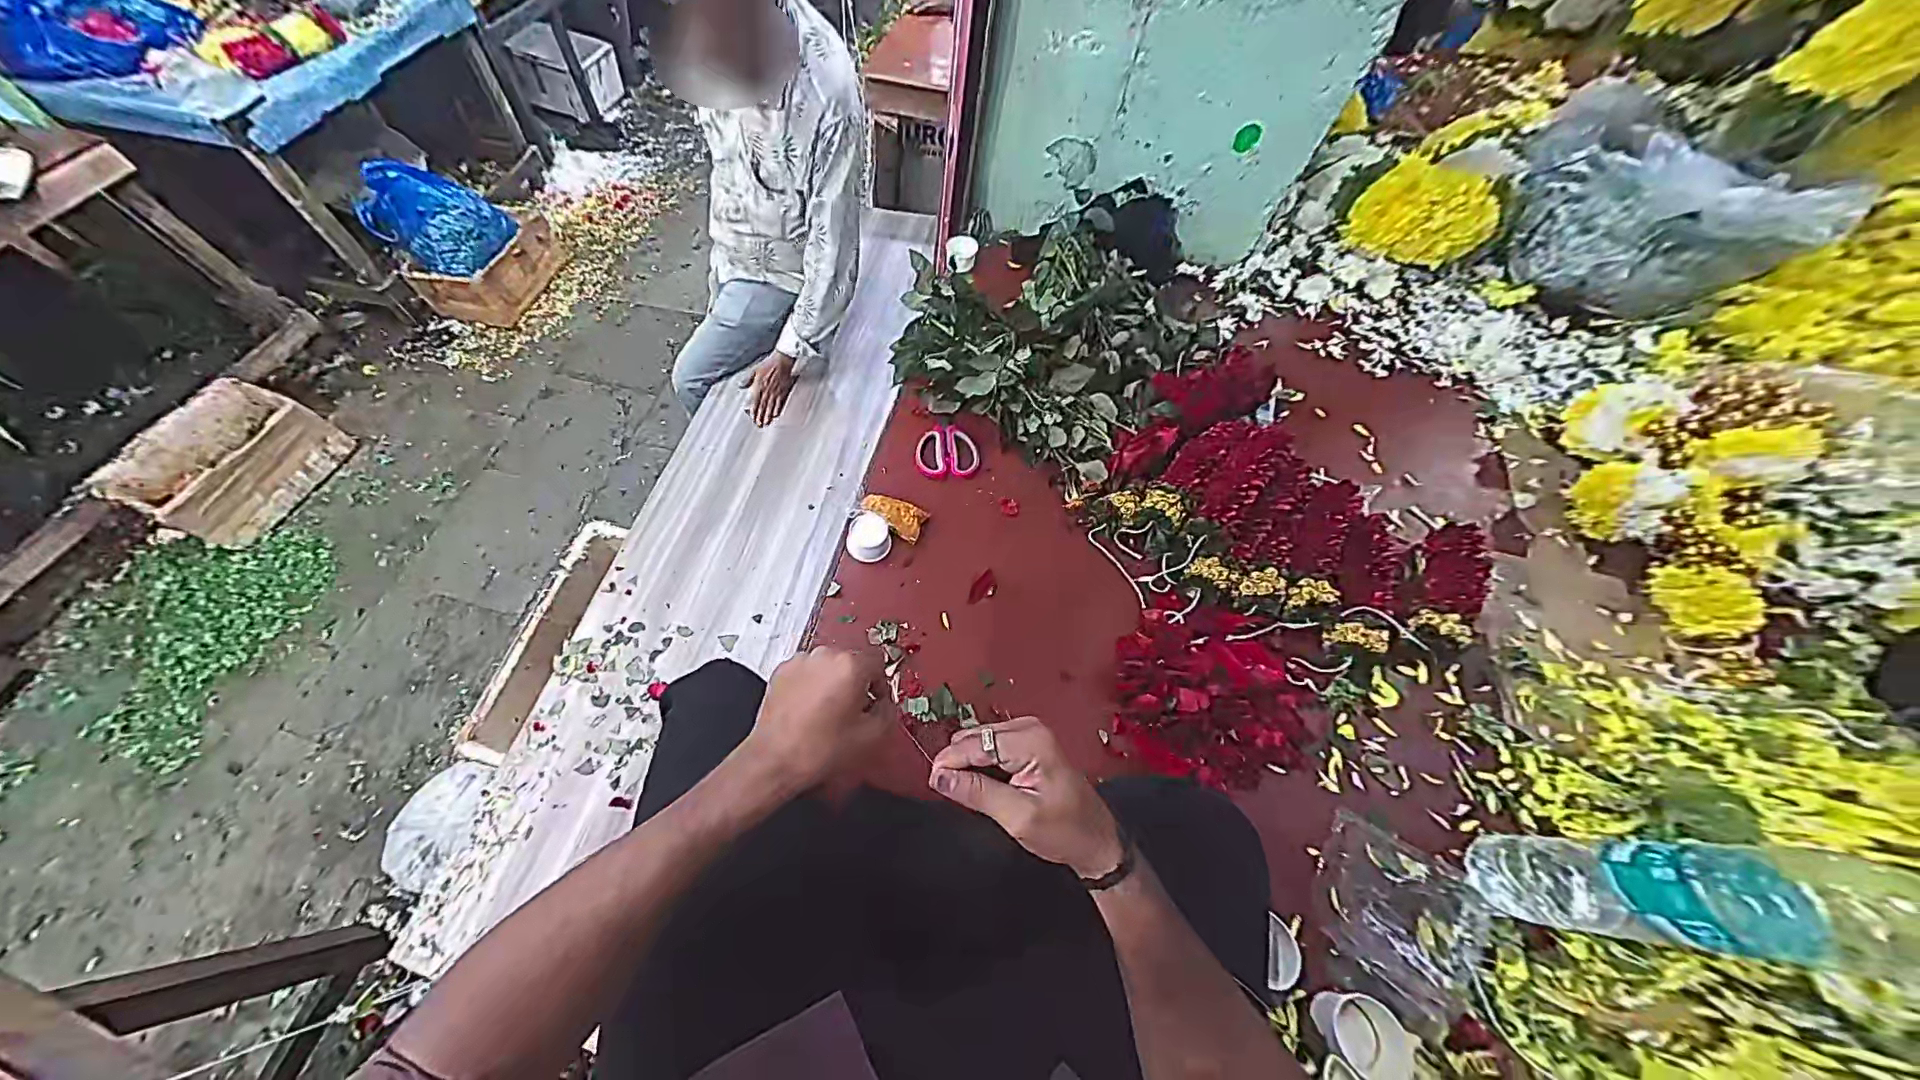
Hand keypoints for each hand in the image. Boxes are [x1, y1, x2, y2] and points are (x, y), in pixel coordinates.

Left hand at [736, 646, 887, 792]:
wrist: (774, 760)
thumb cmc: (819, 749)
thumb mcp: (871, 736)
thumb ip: (888, 711)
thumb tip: (885, 703)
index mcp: (850, 665)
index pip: (878, 660)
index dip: (880, 683)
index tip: (874, 701)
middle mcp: (825, 655)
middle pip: (853, 661)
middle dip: (856, 683)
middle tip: (852, 711)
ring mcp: (801, 661)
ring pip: (829, 666)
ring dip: (833, 683)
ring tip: (827, 713)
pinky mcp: (782, 670)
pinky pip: (808, 671)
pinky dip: (812, 685)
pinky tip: (809, 711)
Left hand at [744, 351, 796, 426]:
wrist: (782, 360)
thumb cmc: (769, 364)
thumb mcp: (755, 370)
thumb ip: (748, 379)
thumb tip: (741, 386)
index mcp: (759, 386)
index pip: (755, 402)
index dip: (754, 411)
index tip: (753, 418)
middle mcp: (767, 391)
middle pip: (763, 407)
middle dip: (761, 417)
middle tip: (759, 424)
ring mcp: (776, 392)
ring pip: (771, 407)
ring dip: (768, 416)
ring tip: (766, 423)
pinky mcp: (783, 392)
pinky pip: (780, 403)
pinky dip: (777, 410)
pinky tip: (775, 415)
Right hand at [929, 717, 1124, 878]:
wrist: (1096, 839)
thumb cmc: (1064, 831)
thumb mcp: (1017, 817)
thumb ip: (977, 793)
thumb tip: (940, 777)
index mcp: (1030, 740)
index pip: (974, 743)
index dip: (949, 762)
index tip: (933, 783)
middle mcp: (1029, 727)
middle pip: (975, 738)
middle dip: (958, 762)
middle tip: (950, 793)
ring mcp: (1029, 732)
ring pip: (979, 741)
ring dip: (968, 764)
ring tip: (967, 792)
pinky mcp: (1027, 742)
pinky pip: (991, 747)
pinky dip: (980, 764)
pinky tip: (982, 785)